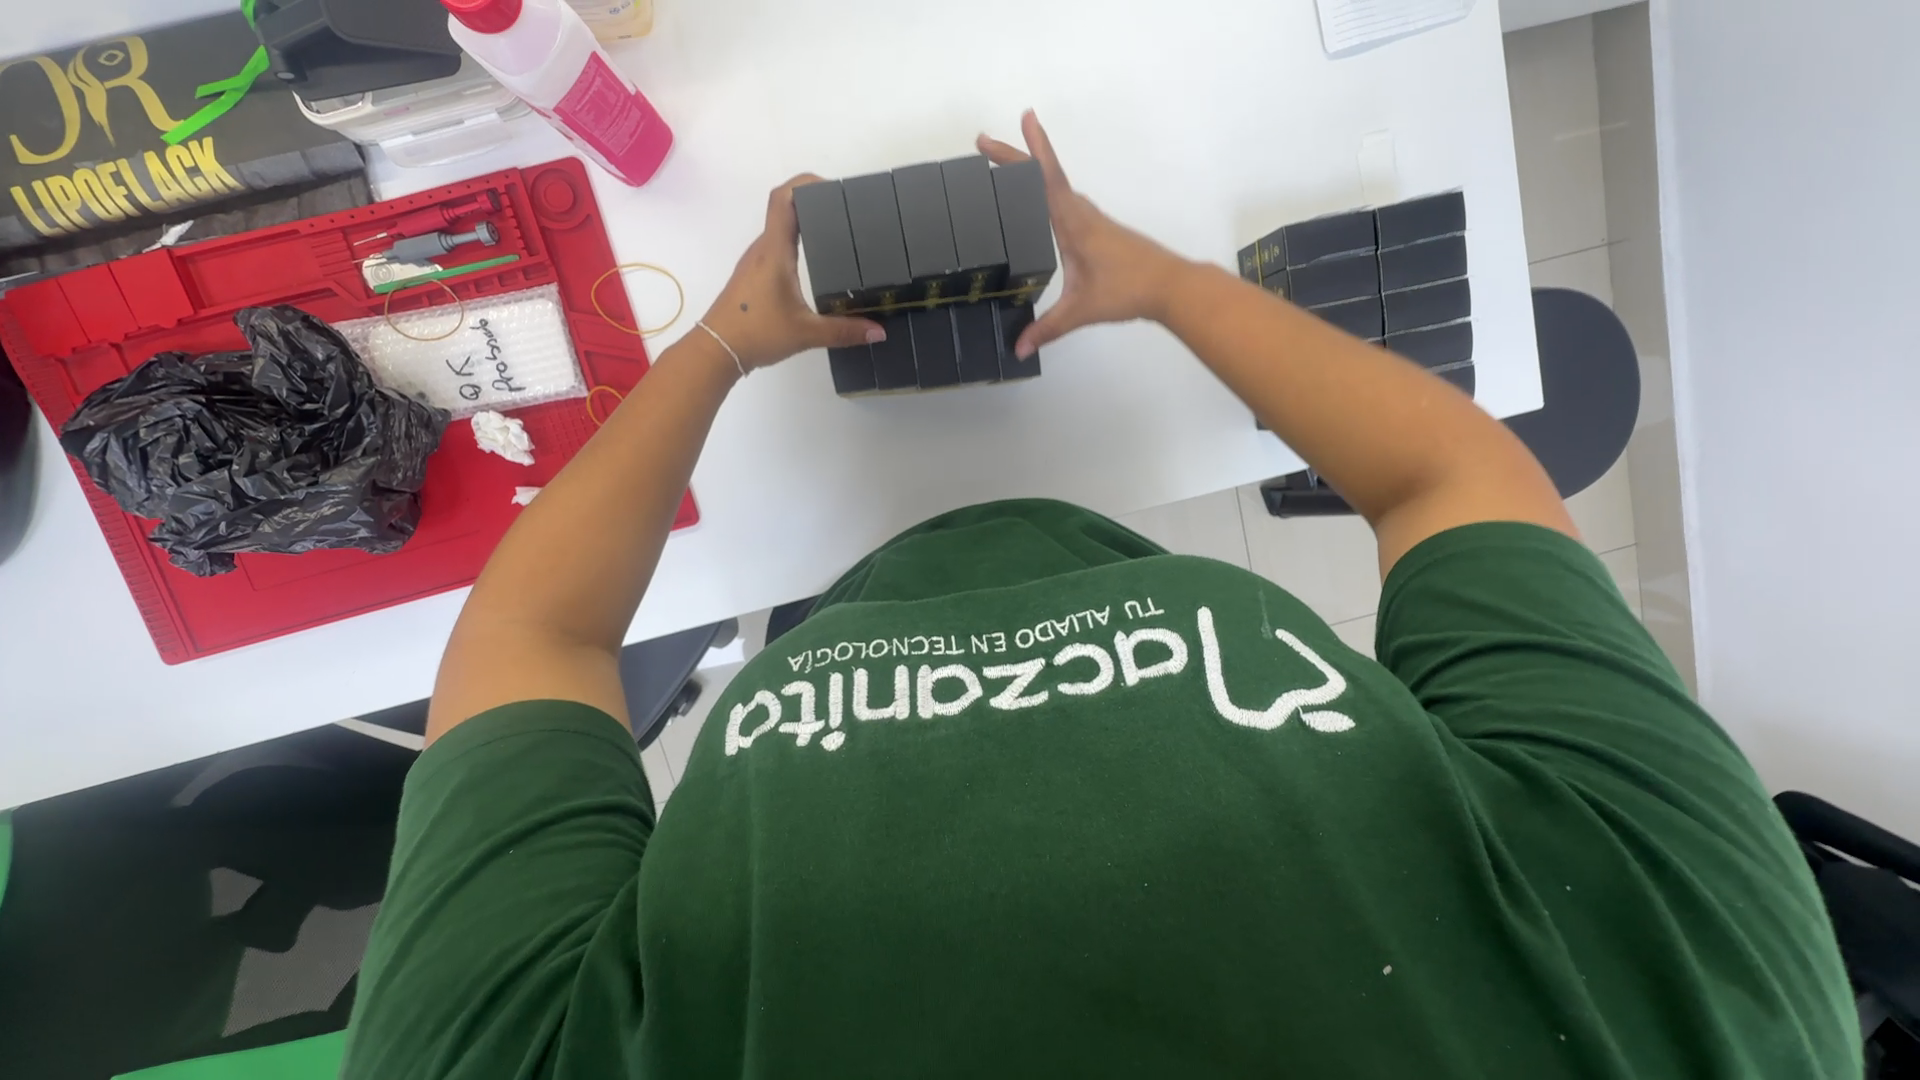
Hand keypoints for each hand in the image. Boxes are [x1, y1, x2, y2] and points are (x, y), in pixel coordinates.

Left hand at [699, 174, 885, 371]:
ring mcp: (756, 261)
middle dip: (816, 203)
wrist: (717, 349)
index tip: (835, 190)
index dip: (807, 184)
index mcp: (775, 251)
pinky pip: (778, 247)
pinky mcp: (754, 276)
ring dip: (806, 224)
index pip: (784, 199)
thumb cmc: (757, 333)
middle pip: (786, 208)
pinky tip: (816, 262)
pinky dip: (798, 244)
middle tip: (848, 214)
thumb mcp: (806, 334)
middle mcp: (763, 249)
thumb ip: (844, 332)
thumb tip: (879, 332)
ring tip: (839, 234)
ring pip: (782, 229)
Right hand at [977, 111, 1187, 358]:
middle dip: (1015, 157)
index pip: (1047, 179)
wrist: (1170, 287)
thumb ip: (1048, 329)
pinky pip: (1066, 202)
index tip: (1022, 119)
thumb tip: (1017, 349)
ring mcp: (1093, 221)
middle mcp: (1082, 215)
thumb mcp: (1081, 311)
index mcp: (1074, 224)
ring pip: (1056, 188)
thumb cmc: (1128, 291)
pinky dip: (1046, 193)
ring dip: (1030, 174)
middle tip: (985, 144)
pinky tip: (1039, 208)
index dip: (1030, 150)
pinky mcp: (1099, 232)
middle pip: (1045, 175)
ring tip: (1004, 170)